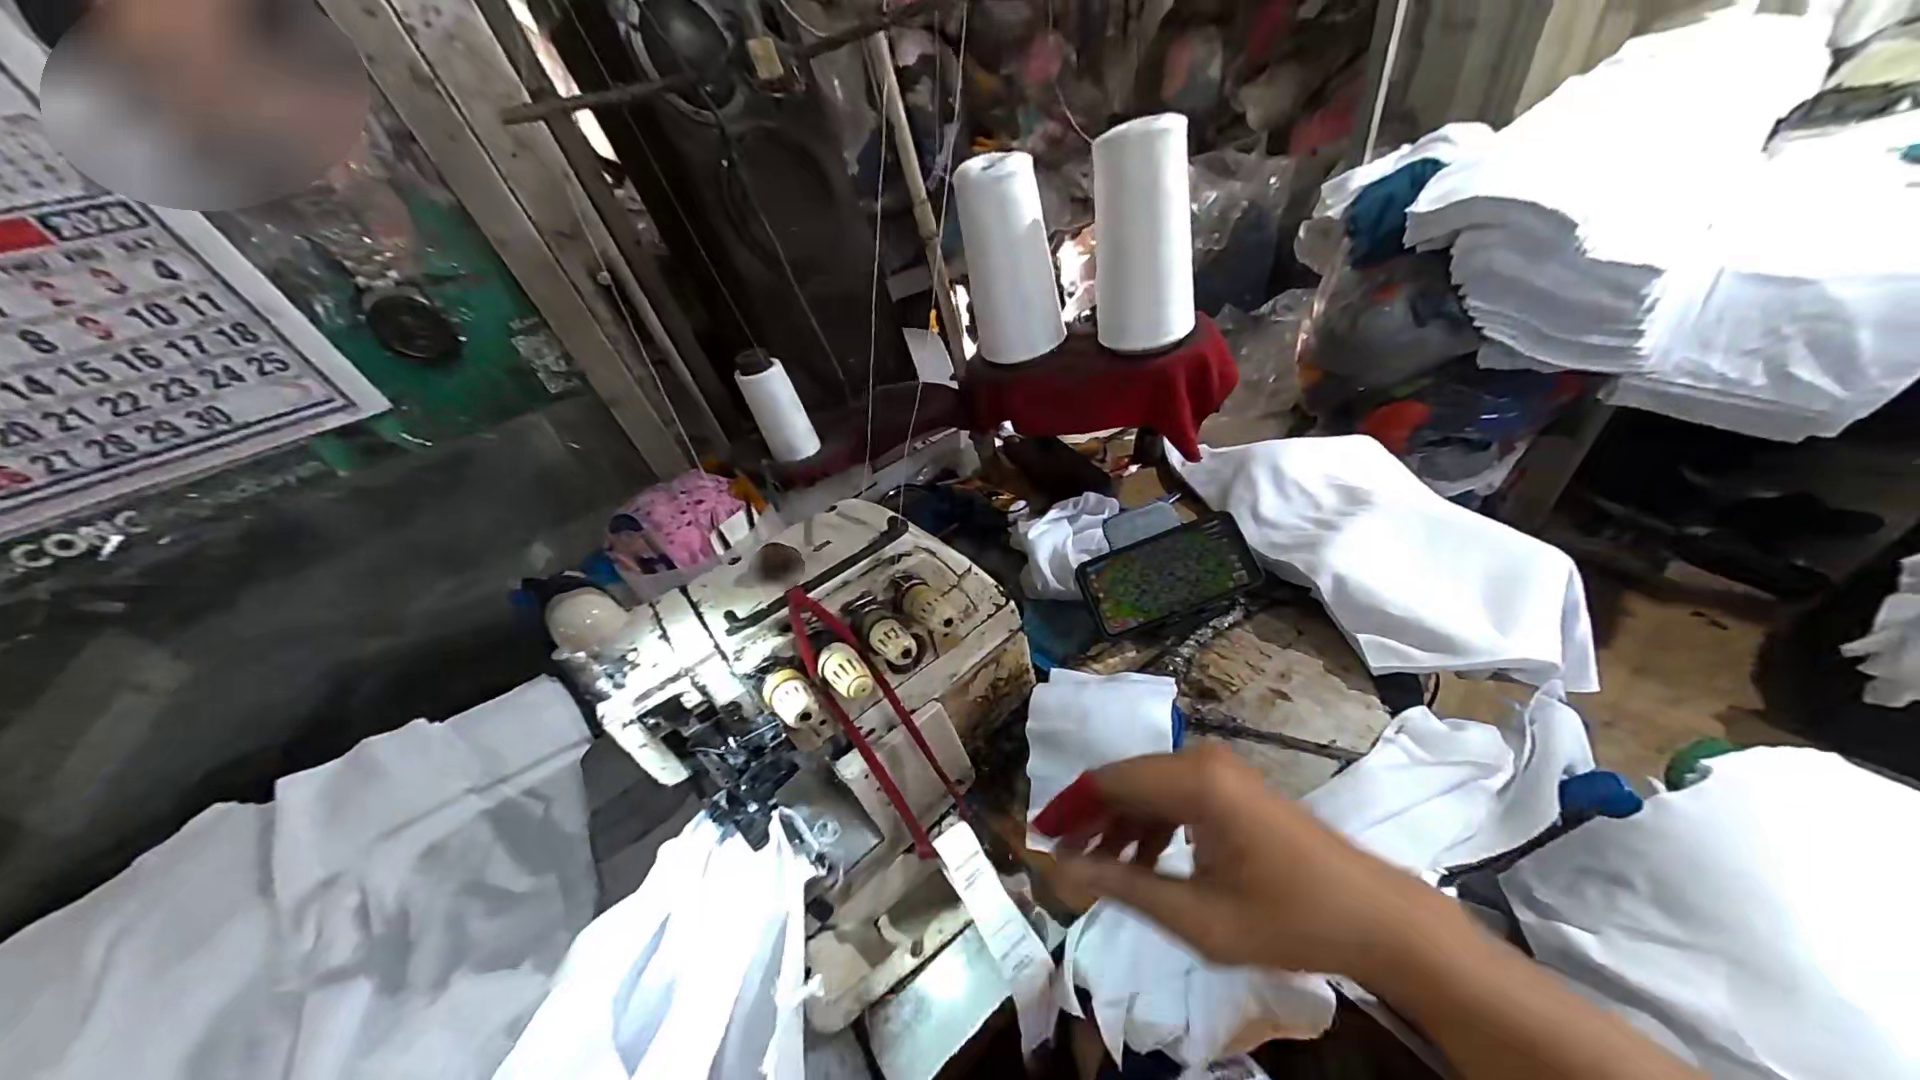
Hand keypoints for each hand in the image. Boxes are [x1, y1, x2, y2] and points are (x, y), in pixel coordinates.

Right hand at [1049, 742, 1438, 979]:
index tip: (1039, 839)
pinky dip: (1149, 823)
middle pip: (1124, 779)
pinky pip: (1172, 794)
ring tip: (1098, 867)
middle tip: (1064, 859)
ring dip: (1118, 824)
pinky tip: (1141, 860)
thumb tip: (1060, 869)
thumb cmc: (1287, 919)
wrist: (1375, 917)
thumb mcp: (1196, 917)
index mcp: (1194, 781)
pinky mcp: (1231, 783)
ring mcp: (1220, 768)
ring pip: (1146, 787)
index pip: (1108, 781)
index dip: (1069, 809)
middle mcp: (1202, 759)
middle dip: (1091, 819)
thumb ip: (1122, 886)